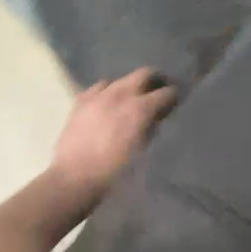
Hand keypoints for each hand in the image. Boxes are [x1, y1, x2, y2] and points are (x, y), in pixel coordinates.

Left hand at [49, 68, 177, 203]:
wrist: (75, 177)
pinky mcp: (81, 100)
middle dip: (154, 80)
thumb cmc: (114, 172)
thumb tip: (154, 118)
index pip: (165, 92)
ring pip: (120, 80)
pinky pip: (99, 88)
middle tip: (157, 92)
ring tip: (130, 100)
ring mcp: (98, 95)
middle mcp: (120, 94)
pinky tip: (107, 103)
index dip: (173, 97)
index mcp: (140, 108)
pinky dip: (107, 92)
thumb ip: (150, 129)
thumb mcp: (142, 152)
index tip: (175, 102)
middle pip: (143, 74)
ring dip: (129, 87)